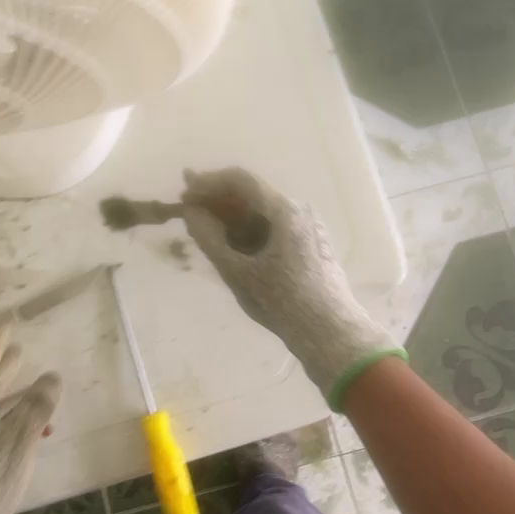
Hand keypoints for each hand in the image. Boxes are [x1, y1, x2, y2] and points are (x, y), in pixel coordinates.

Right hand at [179, 167, 399, 410]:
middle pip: (251, 194)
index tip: (184, 196)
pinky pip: (274, 227)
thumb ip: (209, 238)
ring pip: (262, 212)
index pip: (239, 180)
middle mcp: (298, 210)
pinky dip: (249, 231)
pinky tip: (233, 249)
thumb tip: (190, 212)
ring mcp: (307, 227)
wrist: (330, 333)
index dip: (207, 184)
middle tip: (189, 214)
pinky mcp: (310, 244)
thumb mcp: (238, 272)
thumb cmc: (283, 302)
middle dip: (218, 201)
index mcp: (283, 210)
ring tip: (207, 234)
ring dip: (232, 218)